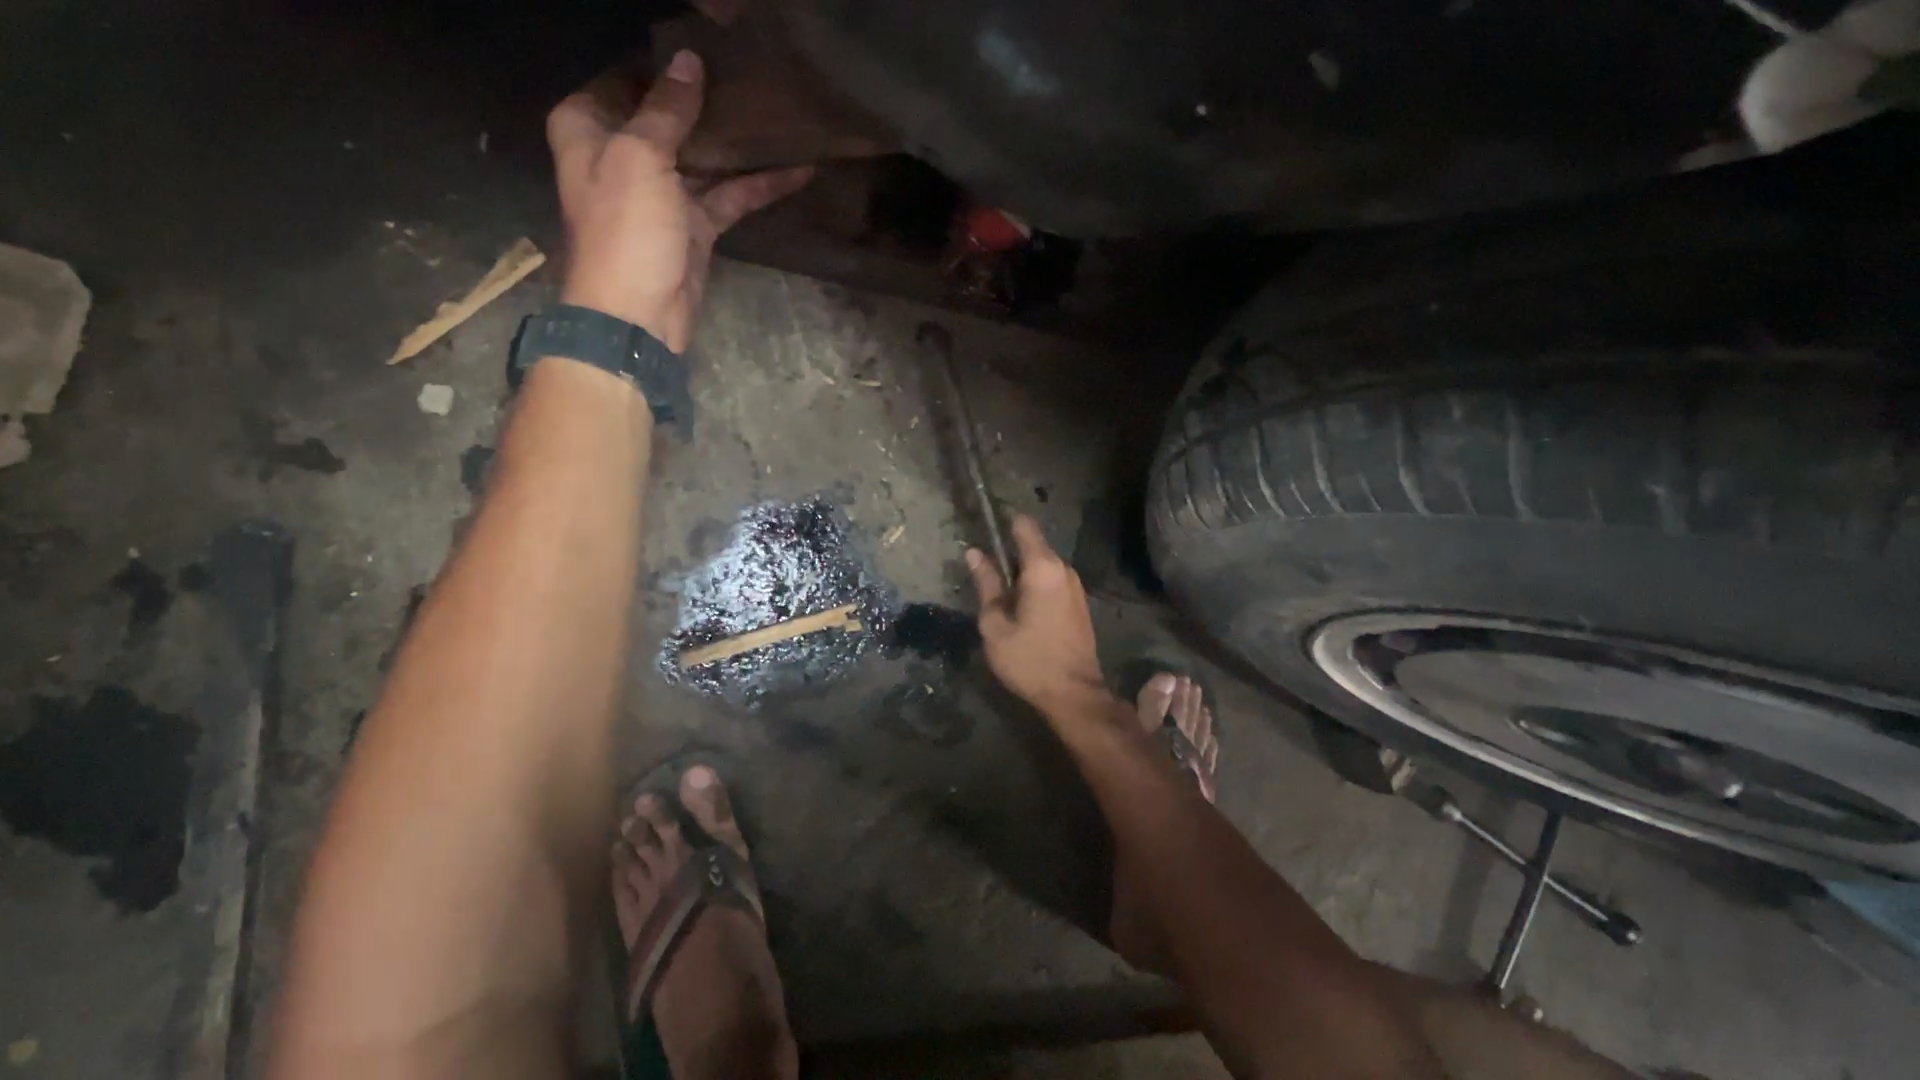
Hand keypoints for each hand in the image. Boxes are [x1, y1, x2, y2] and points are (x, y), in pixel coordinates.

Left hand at [545, 50, 811, 352]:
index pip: (622, 81)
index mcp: (589, 131)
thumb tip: (688, 62)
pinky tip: (798, 170)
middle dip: (707, 102)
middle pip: (667, 118)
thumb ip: (666, 109)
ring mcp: (661, 193)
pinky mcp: (694, 226)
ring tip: (780, 115)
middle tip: (751, 78)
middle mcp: (621, 156)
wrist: (636, 315)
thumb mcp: (640, 157)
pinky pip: (729, 196)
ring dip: (738, 143)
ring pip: (703, 157)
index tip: (706, 53)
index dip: (661, 68)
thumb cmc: (624, 229)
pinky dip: (759, 186)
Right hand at [966, 517, 1109, 715]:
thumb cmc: (1029, 660)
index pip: (1024, 526)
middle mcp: (1064, 569)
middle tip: (984, 578)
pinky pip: (1053, 583)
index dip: (1003, 524)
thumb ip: (986, 585)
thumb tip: (974, 553)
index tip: (983, 532)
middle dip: (1009, 556)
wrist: (1074, 694)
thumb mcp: (995, 625)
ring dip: (1022, 576)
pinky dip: (1036, 589)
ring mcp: (1076, 587)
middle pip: (1033, 547)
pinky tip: (1022, 613)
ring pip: (1043, 567)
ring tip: (1001, 600)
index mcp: (1042, 568)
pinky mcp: (1080, 604)